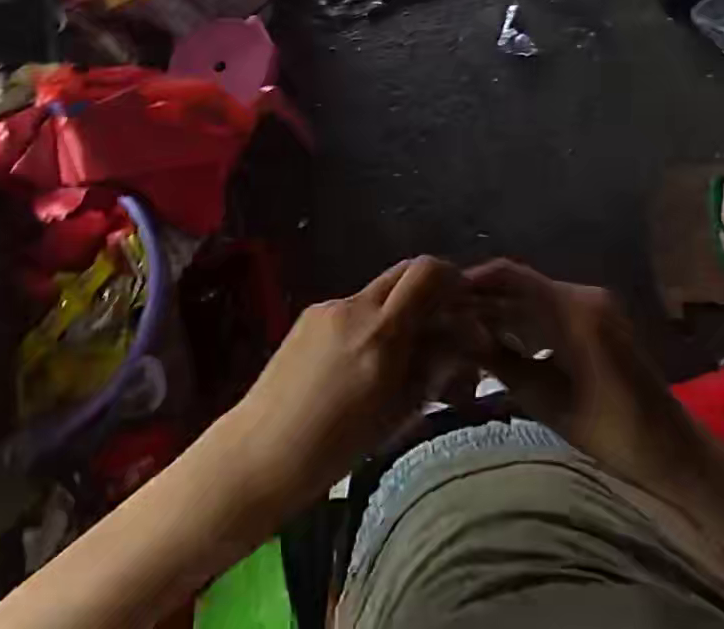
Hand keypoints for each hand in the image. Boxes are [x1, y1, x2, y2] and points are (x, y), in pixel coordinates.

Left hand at [222, 256, 471, 504]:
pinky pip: (353, 306)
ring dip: (399, 308)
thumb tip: (463, 338)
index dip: (453, 277)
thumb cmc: (335, 447)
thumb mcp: (398, 412)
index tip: (463, 300)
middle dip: (429, 290)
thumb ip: (433, 365)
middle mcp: (355, 307)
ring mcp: (328, 307)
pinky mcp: (309, 314)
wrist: (260, 452)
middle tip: (439, 324)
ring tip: (397, 354)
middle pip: (404, 271)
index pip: (427, 273)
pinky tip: (360, 360)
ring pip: (379, 290)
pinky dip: (370, 320)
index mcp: (381, 333)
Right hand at [464, 259, 704, 487]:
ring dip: (501, 310)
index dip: (473, 281)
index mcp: (575, 311)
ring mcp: (595, 305)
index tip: (439, 296)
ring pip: (533, 296)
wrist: (672, 450)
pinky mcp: (598, 319)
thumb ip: (502, 363)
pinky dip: (524, 320)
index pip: (512, 277)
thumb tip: (459, 337)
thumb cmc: (611, 432)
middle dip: (482, 298)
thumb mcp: (546, 400)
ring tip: (463, 329)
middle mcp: (585, 296)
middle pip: (521, 284)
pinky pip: (551, 309)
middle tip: (444, 316)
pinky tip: (501, 341)